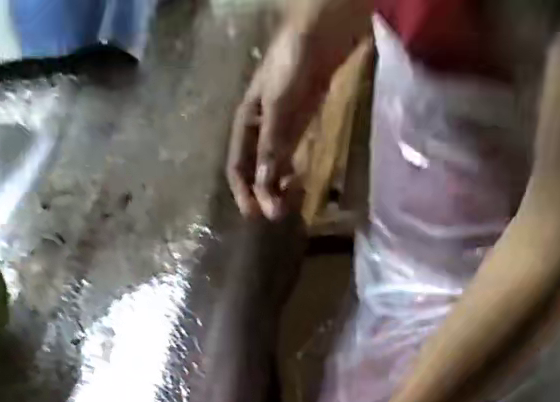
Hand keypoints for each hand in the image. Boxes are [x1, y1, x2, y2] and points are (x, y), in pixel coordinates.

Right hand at [227, 21, 341, 220]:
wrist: (322, 29)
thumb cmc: (293, 62)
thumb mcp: (278, 106)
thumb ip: (271, 145)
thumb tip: (264, 186)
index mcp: (246, 122)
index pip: (237, 166)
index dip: (243, 192)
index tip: (254, 215)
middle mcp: (260, 129)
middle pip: (256, 171)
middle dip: (263, 195)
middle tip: (277, 215)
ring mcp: (281, 127)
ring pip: (274, 167)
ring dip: (279, 188)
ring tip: (290, 204)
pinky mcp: (301, 124)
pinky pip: (291, 156)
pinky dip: (292, 173)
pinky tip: (299, 184)